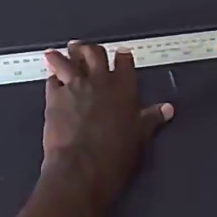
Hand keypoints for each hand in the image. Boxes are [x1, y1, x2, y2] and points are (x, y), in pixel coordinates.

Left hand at [40, 42, 173, 205]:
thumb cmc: (116, 155)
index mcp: (123, 88)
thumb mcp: (140, 137)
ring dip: (62, 57)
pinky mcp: (54, 97)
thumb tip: (167, 108)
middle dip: (89, 49)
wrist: (82, 168)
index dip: (122, 56)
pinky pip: (51, 80)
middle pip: (94, 54)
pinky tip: (49, 78)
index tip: (121, 52)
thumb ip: (151, 118)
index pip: (124, 62)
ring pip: (67, 62)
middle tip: (83, 48)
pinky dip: (51, 78)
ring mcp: (74, 86)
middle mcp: (99, 81)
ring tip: (56, 53)